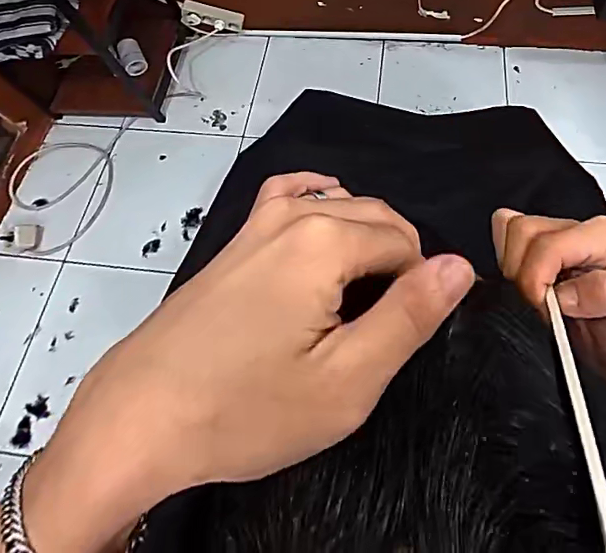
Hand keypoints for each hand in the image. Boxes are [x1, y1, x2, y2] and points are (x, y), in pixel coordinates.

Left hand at [30, 173, 474, 545]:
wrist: (146, 409)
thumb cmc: (247, 406)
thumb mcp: (346, 380)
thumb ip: (408, 316)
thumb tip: (459, 265)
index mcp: (325, 240)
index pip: (406, 243)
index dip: (419, 287)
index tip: (403, 334)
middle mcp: (293, 213)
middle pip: (375, 217)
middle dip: (397, 261)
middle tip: (386, 327)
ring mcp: (258, 219)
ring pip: (338, 204)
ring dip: (364, 237)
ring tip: (362, 295)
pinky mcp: (237, 235)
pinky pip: (289, 195)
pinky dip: (319, 201)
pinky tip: (326, 218)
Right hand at [492, 210, 605, 399]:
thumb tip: (566, 291)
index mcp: (605, 238)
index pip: (549, 243)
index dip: (537, 276)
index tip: (545, 310)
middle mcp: (576, 233)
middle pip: (522, 230)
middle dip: (522, 274)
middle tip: (541, 308)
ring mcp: (552, 241)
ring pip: (507, 232)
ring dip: (513, 271)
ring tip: (537, 302)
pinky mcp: (533, 253)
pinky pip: (501, 241)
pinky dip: (505, 267)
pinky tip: (527, 292)